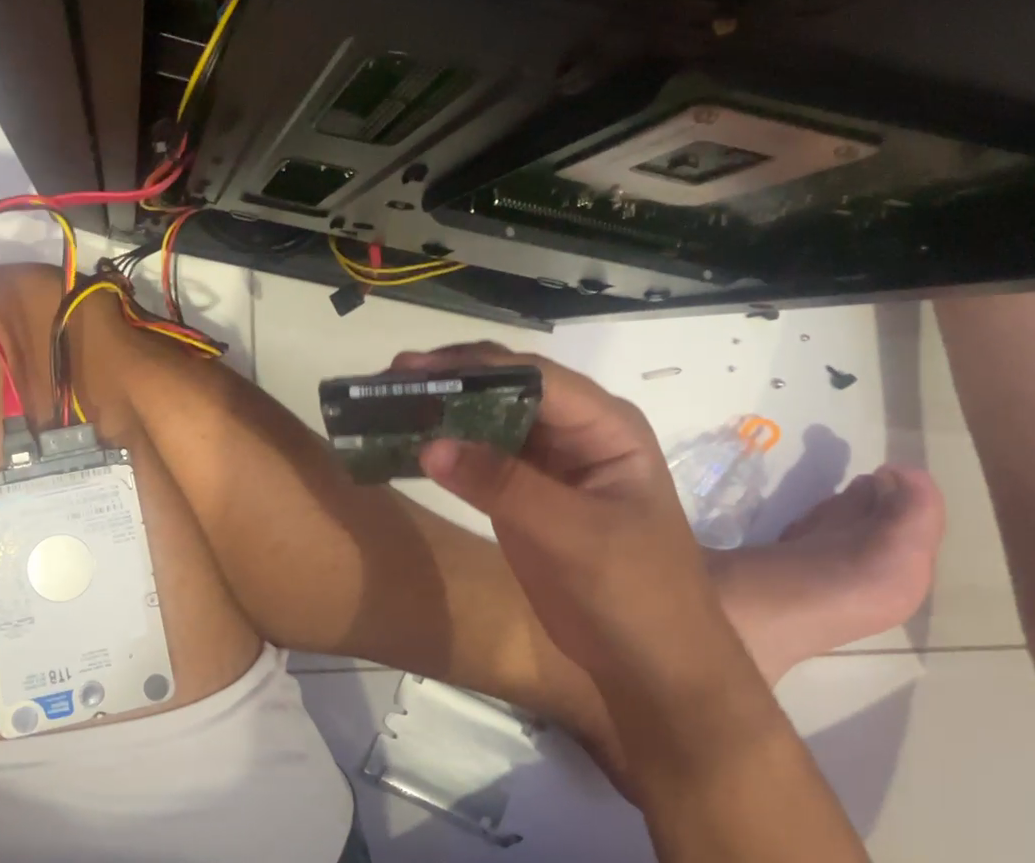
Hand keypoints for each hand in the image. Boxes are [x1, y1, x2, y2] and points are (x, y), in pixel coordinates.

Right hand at [397, 342, 749, 704]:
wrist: (650, 666)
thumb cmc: (634, 594)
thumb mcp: (573, 535)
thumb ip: (503, 485)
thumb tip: (429, 444)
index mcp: (605, 426)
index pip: (532, 376)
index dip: (471, 367)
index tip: (413, 369)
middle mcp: (574, 430)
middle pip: (504, 388)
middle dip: (448, 380)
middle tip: (386, 381)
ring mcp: (545, 460)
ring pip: (484, 417)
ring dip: (438, 410)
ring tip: (384, 403)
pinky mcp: (520, 490)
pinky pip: (475, 455)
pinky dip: (441, 447)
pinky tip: (403, 442)